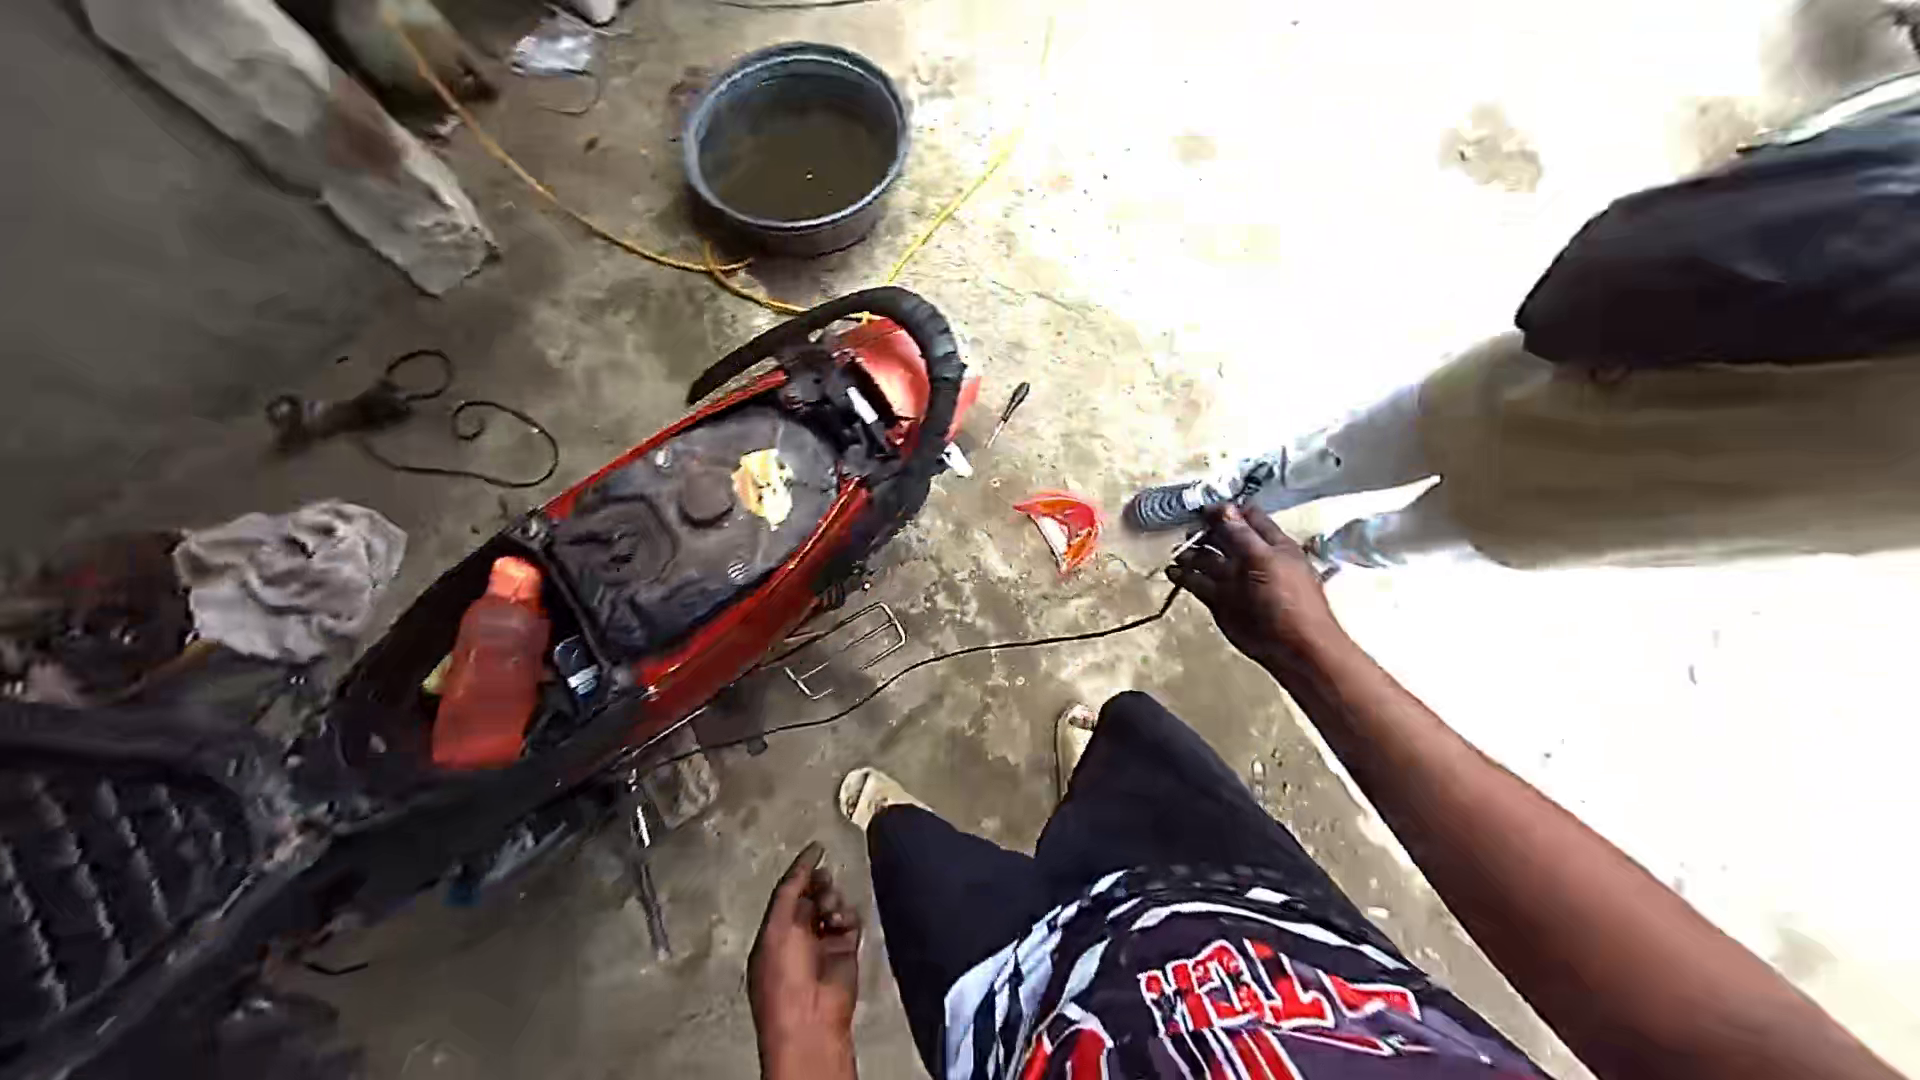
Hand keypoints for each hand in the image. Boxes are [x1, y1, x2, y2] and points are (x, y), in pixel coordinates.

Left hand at [748, 842, 861, 1079]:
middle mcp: (798, 934)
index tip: (818, 847)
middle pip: (813, 894)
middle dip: (819, 883)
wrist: (810, 1019)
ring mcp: (824, 942)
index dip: (802, 869)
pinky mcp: (847, 949)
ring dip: (833, 900)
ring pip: (833, 903)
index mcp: (775, 931)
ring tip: (830, 910)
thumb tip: (808, 857)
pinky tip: (840, 922)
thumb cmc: (783, 975)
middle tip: (824, 880)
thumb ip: (790, 889)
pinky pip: (851, 920)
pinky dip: (848, 915)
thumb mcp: (776, 927)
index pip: (789, 891)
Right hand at [1168, 504, 1345, 678]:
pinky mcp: (1220, 601)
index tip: (1202, 509)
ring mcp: (1234, 580)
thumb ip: (1240, 534)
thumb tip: (1222, 507)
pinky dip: (1184, 576)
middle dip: (1203, 531)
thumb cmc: (1285, 597)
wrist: (1291, 646)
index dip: (1226, 511)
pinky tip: (1172, 571)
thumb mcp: (1264, 559)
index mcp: (1270, 544)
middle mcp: (1250, 559)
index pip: (1246, 518)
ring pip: (1207, 560)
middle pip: (1222, 537)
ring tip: (1177, 552)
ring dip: (1191, 554)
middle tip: (1185, 530)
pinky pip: (1198, 583)